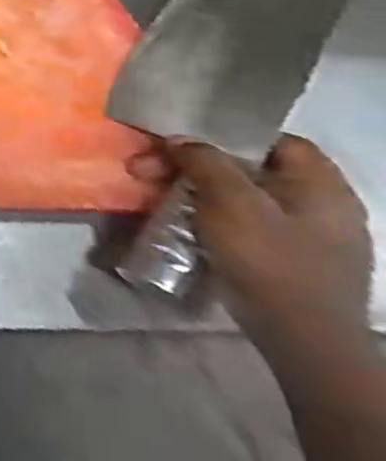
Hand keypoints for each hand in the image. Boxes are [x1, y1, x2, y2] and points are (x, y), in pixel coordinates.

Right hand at [174, 135, 372, 357]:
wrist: (301, 335)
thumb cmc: (270, 258)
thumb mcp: (231, 202)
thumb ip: (205, 162)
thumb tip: (180, 139)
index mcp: (322, 188)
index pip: (279, 141)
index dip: (229, 133)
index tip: (181, 137)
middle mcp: (322, 206)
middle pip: (251, 167)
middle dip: (193, 163)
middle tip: (146, 169)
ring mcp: (307, 234)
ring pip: (241, 194)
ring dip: (193, 187)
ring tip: (153, 193)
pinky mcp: (287, 255)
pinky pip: (242, 220)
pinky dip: (208, 212)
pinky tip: (181, 219)